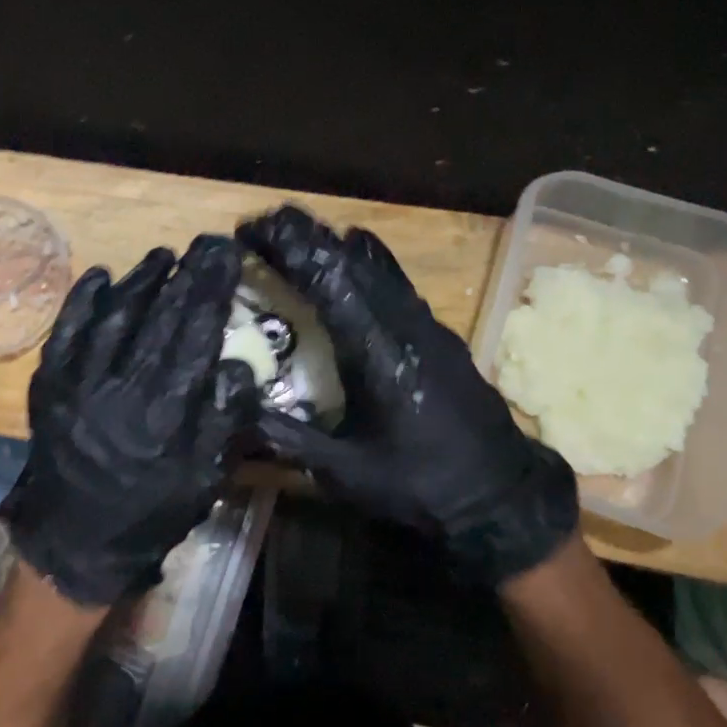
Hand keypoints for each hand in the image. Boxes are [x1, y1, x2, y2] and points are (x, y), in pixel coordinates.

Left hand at [1, 235, 258, 606]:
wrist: (73, 540)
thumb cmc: (149, 511)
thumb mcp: (202, 480)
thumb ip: (222, 422)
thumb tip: (236, 366)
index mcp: (163, 416)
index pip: (194, 337)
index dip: (211, 293)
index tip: (225, 258)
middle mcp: (119, 390)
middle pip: (157, 318)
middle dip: (184, 277)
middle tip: (203, 245)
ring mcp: (76, 383)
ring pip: (113, 316)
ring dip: (139, 281)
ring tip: (163, 256)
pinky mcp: (47, 384)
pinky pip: (65, 331)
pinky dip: (83, 300)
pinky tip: (103, 275)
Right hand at [237, 206, 577, 584]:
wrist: (500, 499)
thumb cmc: (418, 486)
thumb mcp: (343, 471)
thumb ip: (283, 436)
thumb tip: (225, 409)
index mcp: (377, 351)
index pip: (328, 279)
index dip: (287, 248)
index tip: (248, 231)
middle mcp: (403, 323)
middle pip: (350, 257)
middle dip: (302, 234)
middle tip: (258, 227)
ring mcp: (425, 323)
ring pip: (375, 263)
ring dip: (329, 245)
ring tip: (290, 240)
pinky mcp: (436, 331)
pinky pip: (391, 280)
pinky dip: (357, 264)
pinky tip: (339, 272)